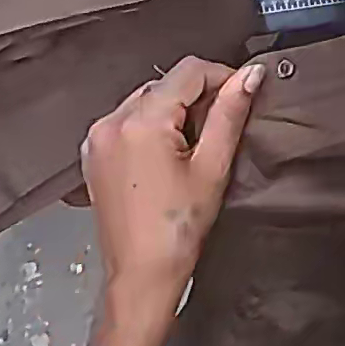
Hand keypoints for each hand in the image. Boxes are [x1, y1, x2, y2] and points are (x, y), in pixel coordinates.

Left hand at [80, 56, 265, 333]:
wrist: (141, 274)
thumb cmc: (178, 229)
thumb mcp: (213, 166)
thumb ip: (230, 113)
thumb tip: (250, 75)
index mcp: (141, 122)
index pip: (188, 71)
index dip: (222, 76)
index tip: (242, 94)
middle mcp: (111, 122)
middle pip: (165, 83)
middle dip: (198, 96)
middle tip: (221, 128)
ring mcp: (97, 138)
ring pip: (146, 99)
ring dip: (175, 110)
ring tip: (196, 147)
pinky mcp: (94, 153)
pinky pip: (128, 120)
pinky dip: (153, 125)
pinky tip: (169, 155)